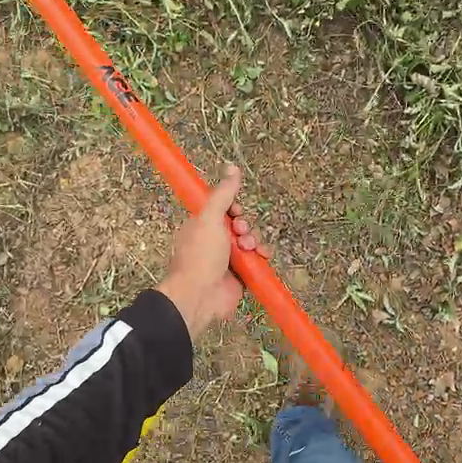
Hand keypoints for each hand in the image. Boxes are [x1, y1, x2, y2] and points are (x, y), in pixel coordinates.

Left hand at [154, 165, 266, 337]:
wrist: (199, 296)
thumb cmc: (200, 255)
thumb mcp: (210, 217)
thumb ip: (223, 194)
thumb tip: (232, 167)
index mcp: (201, 225)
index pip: (223, 209)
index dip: (233, 207)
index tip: (235, 211)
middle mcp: (214, 241)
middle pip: (239, 223)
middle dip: (245, 225)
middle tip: (240, 232)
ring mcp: (227, 259)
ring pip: (250, 241)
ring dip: (253, 240)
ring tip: (248, 248)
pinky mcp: (240, 275)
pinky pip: (256, 260)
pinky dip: (261, 256)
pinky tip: (262, 256)